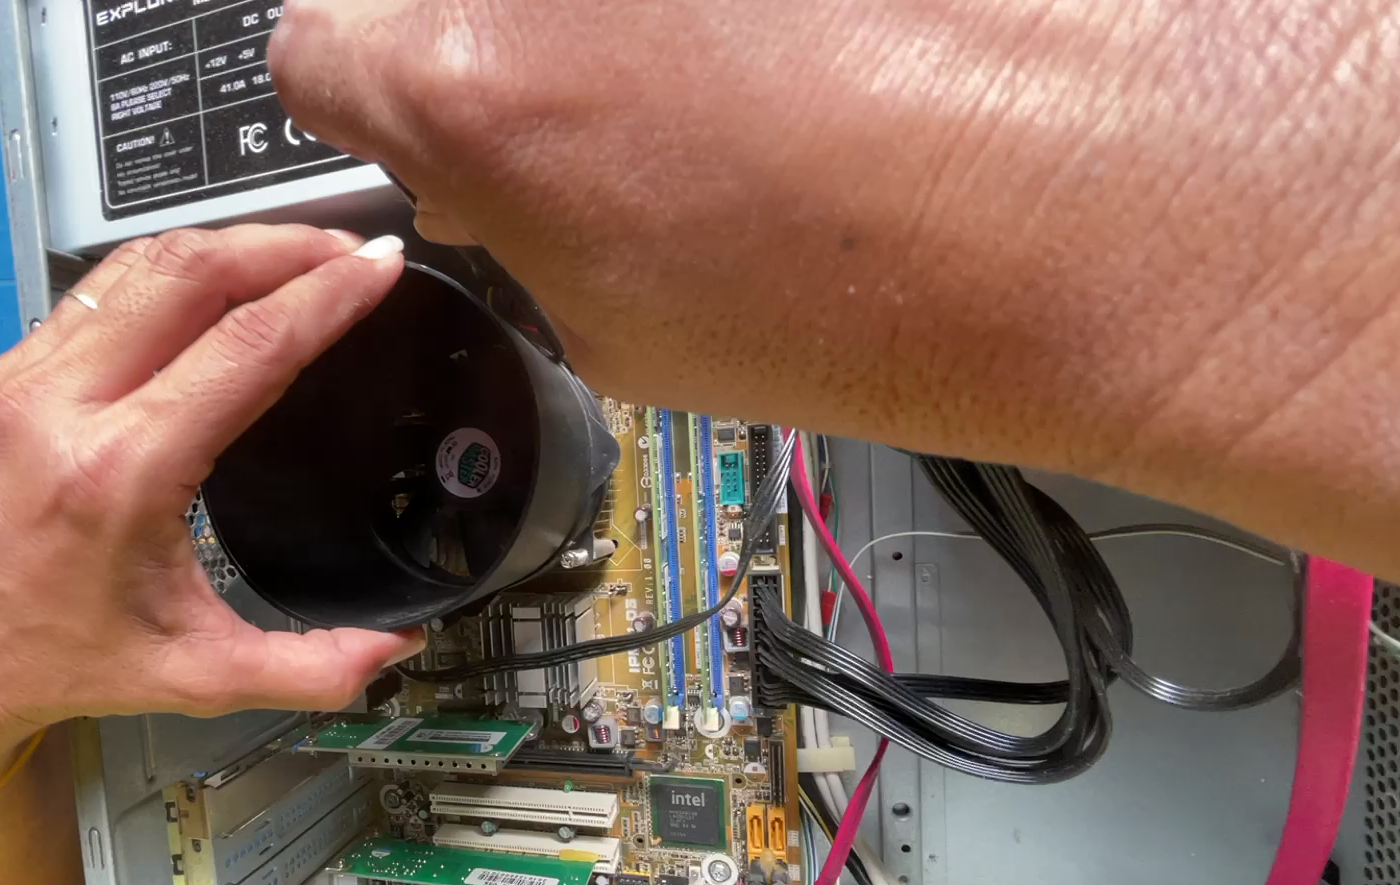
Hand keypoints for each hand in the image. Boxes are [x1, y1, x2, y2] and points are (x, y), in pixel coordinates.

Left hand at [0, 226, 420, 799]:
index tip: (381, 264)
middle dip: (286, 245)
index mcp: (125, 471)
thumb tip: (404, 643)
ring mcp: (27, 375)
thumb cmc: (71, 666)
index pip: (247, 346)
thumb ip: (315, 669)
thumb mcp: (204, 679)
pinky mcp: (10, 372)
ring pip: (141, 262)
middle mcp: (67, 401)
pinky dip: (178, 266)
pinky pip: (106, 286)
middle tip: (354, 246)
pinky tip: (221, 278)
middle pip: (192, 273)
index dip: (327, 296)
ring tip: (301, 251)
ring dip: (232, 243)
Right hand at [269, 1, 1399, 483]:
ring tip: (696, 109)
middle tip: (573, 152)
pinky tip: (760, 58)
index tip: (398, 148)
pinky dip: (674, 19)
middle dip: (474, 77)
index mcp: (473, 87)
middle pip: (430, 0)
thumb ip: (506, 254)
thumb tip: (471, 206)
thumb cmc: (850, 308)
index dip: (352, 116)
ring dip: (583, 40)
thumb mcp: (611, 335)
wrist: (1082, 215)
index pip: (317, 60)